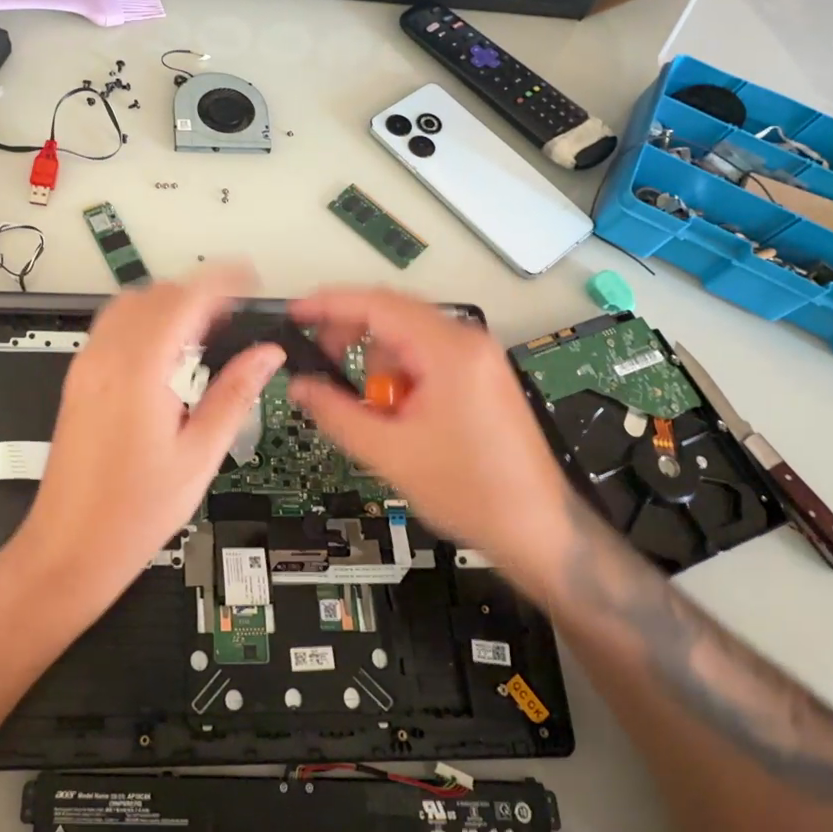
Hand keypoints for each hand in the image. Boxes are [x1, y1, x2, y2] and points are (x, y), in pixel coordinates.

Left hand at [14, 264, 284, 605]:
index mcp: (139, 372)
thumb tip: (266, 357)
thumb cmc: (133, 512)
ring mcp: (86, 370)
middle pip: (154, 294)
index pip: (184, 299)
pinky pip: (111, 330)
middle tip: (235, 313)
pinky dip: (144, 323)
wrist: (71, 546)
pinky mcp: (78, 384)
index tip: (250, 280)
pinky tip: (168, 355)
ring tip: (206, 330)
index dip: (222, 281)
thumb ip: (234, 396)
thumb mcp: (199, 456)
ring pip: (128, 306)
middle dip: (197, 292)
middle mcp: (105, 360)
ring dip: (168, 305)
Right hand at [287, 287, 571, 576]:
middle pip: (392, 316)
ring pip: (407, 340)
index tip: (296, 314)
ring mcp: (478, 359)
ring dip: (378, 366)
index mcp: (449, 352)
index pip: (377, 305)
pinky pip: (426, 360)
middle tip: (320, 366)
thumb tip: (300, 386)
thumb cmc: (471, 492)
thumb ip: (336, 413)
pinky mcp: (480, 377)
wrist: (536, 528)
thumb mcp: (388, 453)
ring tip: (373, 412)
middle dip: (350, 338)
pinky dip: (401, 378)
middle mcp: (468, 343)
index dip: (329, 305)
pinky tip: (396, 416)